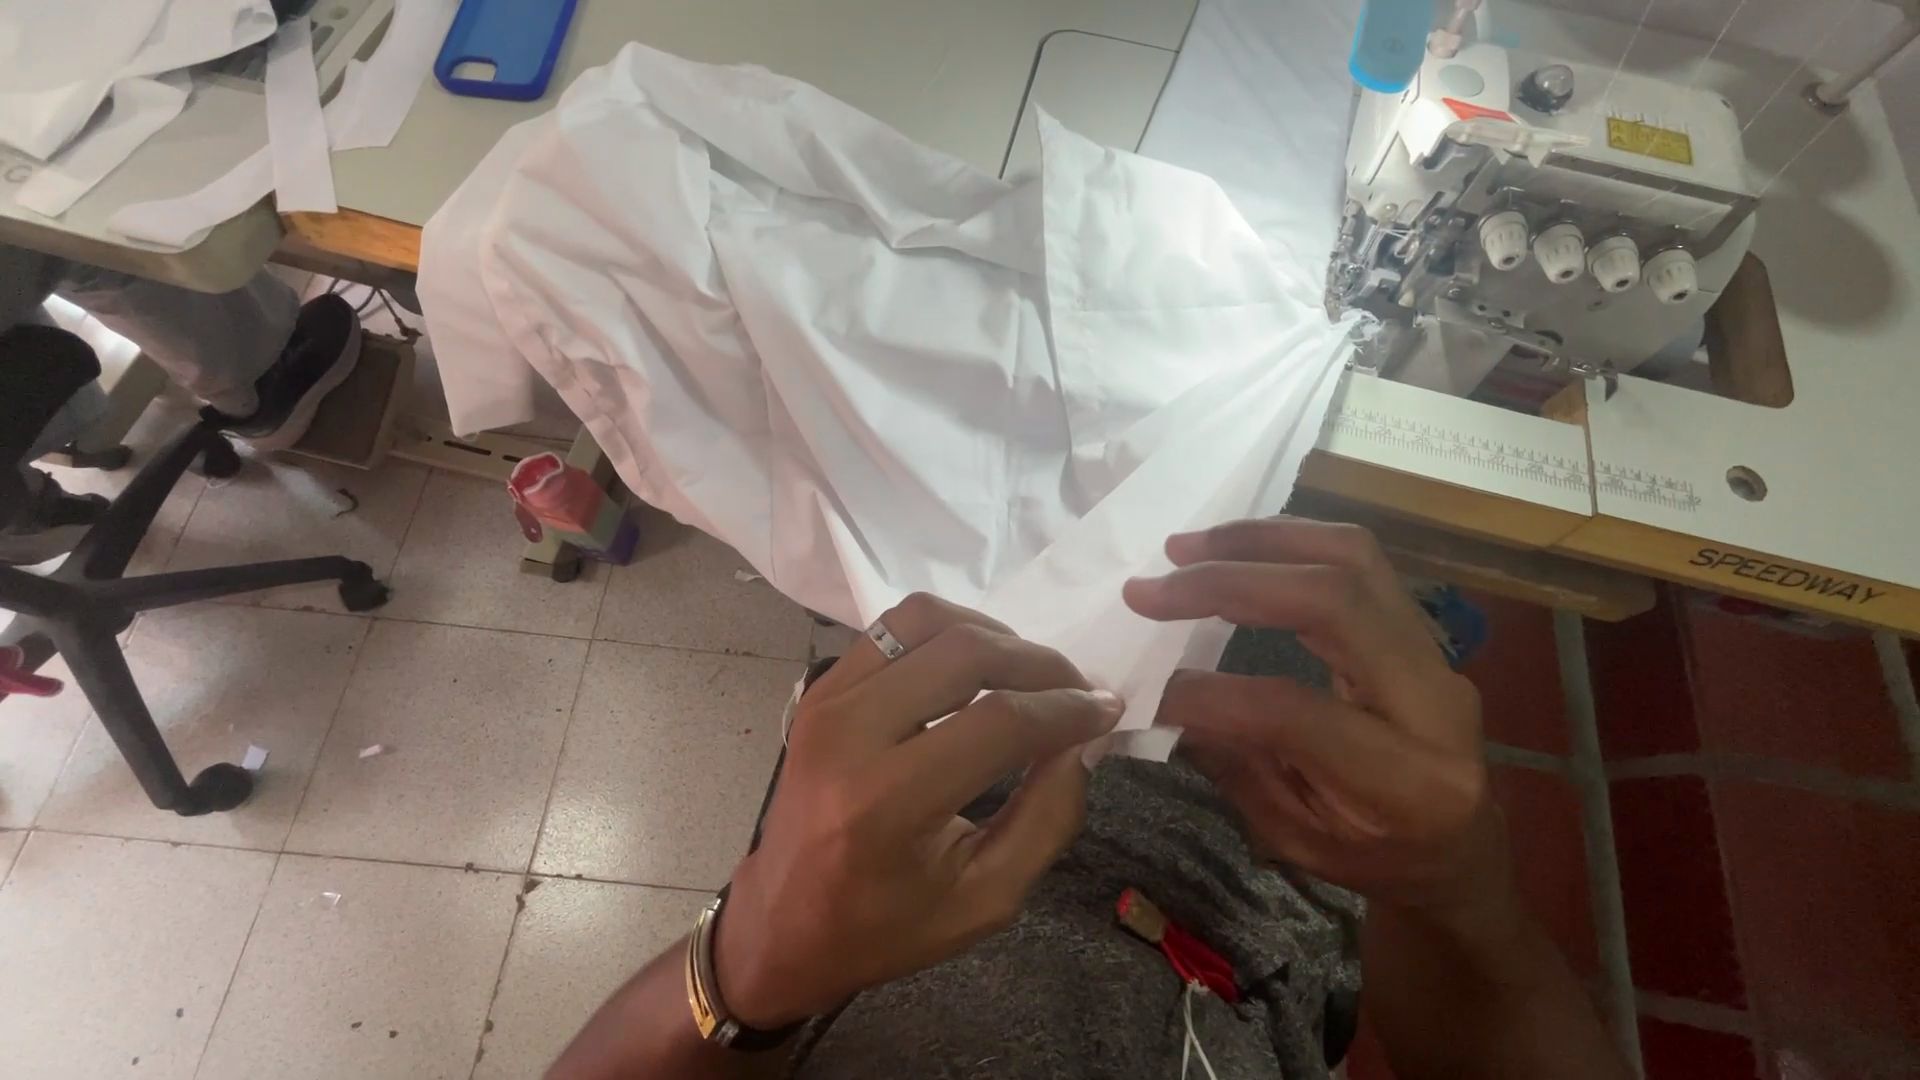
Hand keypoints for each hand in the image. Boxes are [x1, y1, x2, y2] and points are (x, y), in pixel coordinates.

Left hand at [713, 594, 1123, 1028]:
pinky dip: (946, 632)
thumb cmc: (884, 926)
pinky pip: (893, 627)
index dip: (1067, 708)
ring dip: (992, 632)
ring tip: (1026, 671)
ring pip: (926, 618)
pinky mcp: (821, 686)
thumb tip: (1083, 737)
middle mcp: (851, 732)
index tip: (1106, 708)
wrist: (781, 920)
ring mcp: (828, 699)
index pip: (1000, 721)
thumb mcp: (985, 899)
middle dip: (1040, 662)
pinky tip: (973, 665)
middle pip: (967, 651)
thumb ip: (1048, 815)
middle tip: (1076, 688)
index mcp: (888, 802)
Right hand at [1124, 518, 1514, 934]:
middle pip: (1334, 599)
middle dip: (1231, 580)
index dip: (1205, 692)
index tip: (1144, 686)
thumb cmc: (1373, 859)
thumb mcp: (1292, 837)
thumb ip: (1231, 762)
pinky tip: (1233, 549)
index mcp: (1404, 781)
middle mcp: (1433, 701)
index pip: (1290, 710)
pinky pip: (1356, 560)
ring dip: (1258, 540)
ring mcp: (1435, 653)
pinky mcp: (1418, 628)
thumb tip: (1159, 696)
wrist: (1463, 851)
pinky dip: (1285, 541)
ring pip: (1351, 557)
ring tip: (1185, 548)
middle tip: (1155, 585)